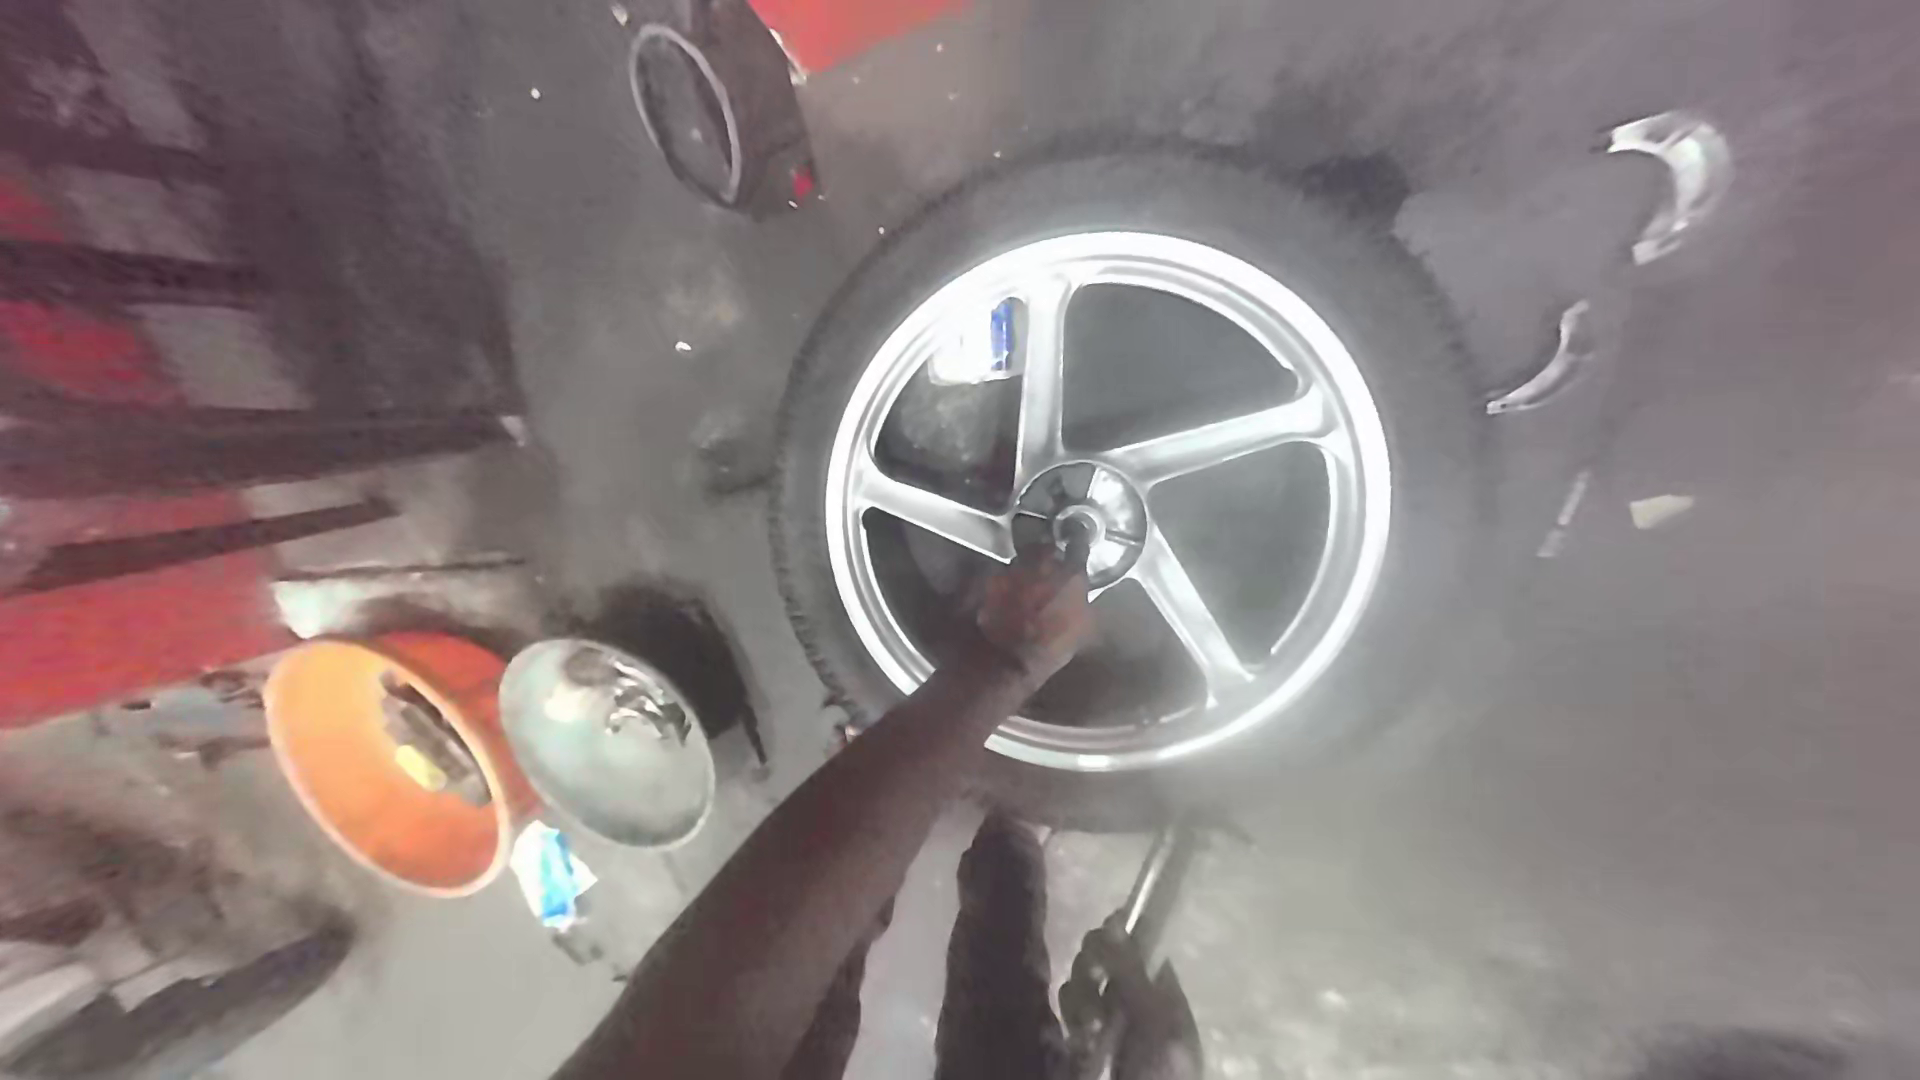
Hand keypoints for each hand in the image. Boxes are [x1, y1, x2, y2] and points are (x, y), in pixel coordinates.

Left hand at [976, 546, 1091, 684]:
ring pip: (1021, 558)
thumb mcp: (1084, 627)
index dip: (1078, 541)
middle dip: (1047, 555)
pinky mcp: (991, 579)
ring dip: (1025, 567)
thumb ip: (1084, 600)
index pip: (1079, 544)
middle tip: (1047, 567)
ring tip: (1025, 582)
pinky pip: (1001, 573)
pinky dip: (1005, 581)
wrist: (1009, 658)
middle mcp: (1042, 564)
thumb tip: (1081, 593)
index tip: (1076, 542)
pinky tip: (1005, 594)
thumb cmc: (1052, 646)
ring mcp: (1014, 568)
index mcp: (1070, 573)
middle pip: (1046, 547)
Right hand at [1062, 918, 1202, 1079]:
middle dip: (1091, 966)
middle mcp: (1133, 994)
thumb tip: (1114, 917)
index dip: (1115, 932)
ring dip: (1080, 1000)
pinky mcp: (1084, 1038)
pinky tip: (1080, 1045)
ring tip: (1089, 1035)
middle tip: (1094, 985)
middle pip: (1101, 952)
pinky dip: (1070, 1020)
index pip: (1136, 938)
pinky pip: (1067, 1009)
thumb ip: (1134, 975)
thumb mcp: (1159, 1030)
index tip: (1103, 943)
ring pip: (1080, 979)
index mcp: (1161, 988)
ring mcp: (1108, 1016)